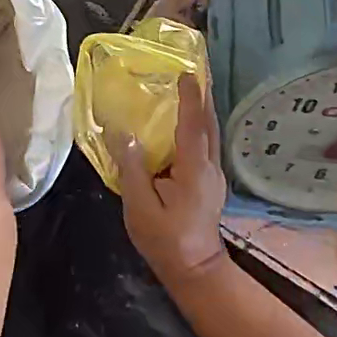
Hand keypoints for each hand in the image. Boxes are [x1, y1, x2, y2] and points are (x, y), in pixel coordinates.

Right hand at [116, 74, 228, 286]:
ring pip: (211, 132)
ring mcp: (214, 174)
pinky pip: (207, 143)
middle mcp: (210, 166)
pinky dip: (200, 124)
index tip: (186, 72)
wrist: (195, 269)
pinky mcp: (211, 180)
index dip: (189, 98)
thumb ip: (132, 168)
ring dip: (203, 107)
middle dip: (203, 94)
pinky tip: (188, 121)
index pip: (192, 126)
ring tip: (193, 86)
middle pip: (209, 123)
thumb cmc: (165, 239)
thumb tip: (123, 133)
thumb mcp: (139, 207)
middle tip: (196, 68)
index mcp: (194, 170)